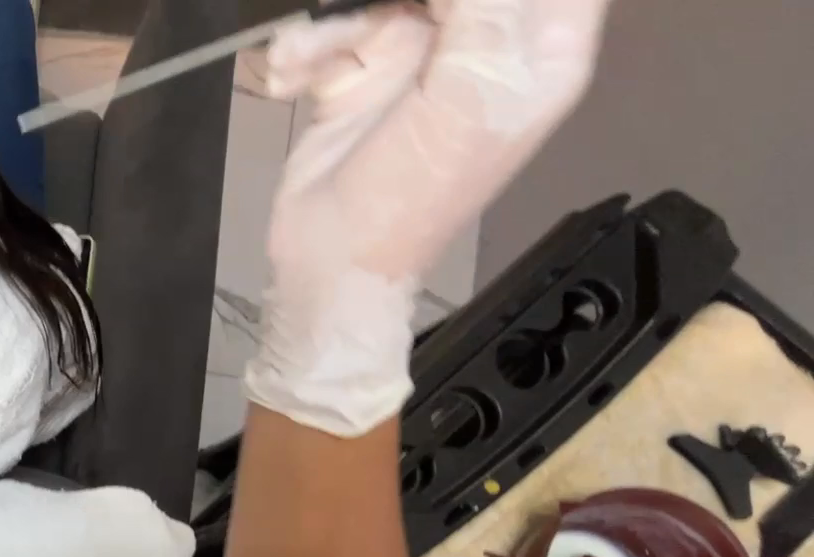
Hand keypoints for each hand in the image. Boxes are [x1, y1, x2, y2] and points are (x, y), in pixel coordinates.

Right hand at [246, 0, 611, 436]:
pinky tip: (286, 72)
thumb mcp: (468, 98)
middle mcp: (482, 47)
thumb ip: (486, 12)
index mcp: (537, 52)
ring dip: (332, 26)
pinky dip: (304, 51)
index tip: (431, 3)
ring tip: (293, 57)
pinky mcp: (359, 77)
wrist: (327, 263)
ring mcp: (417, 62)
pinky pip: (333, 34)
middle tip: (374, 17)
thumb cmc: (407, 201)